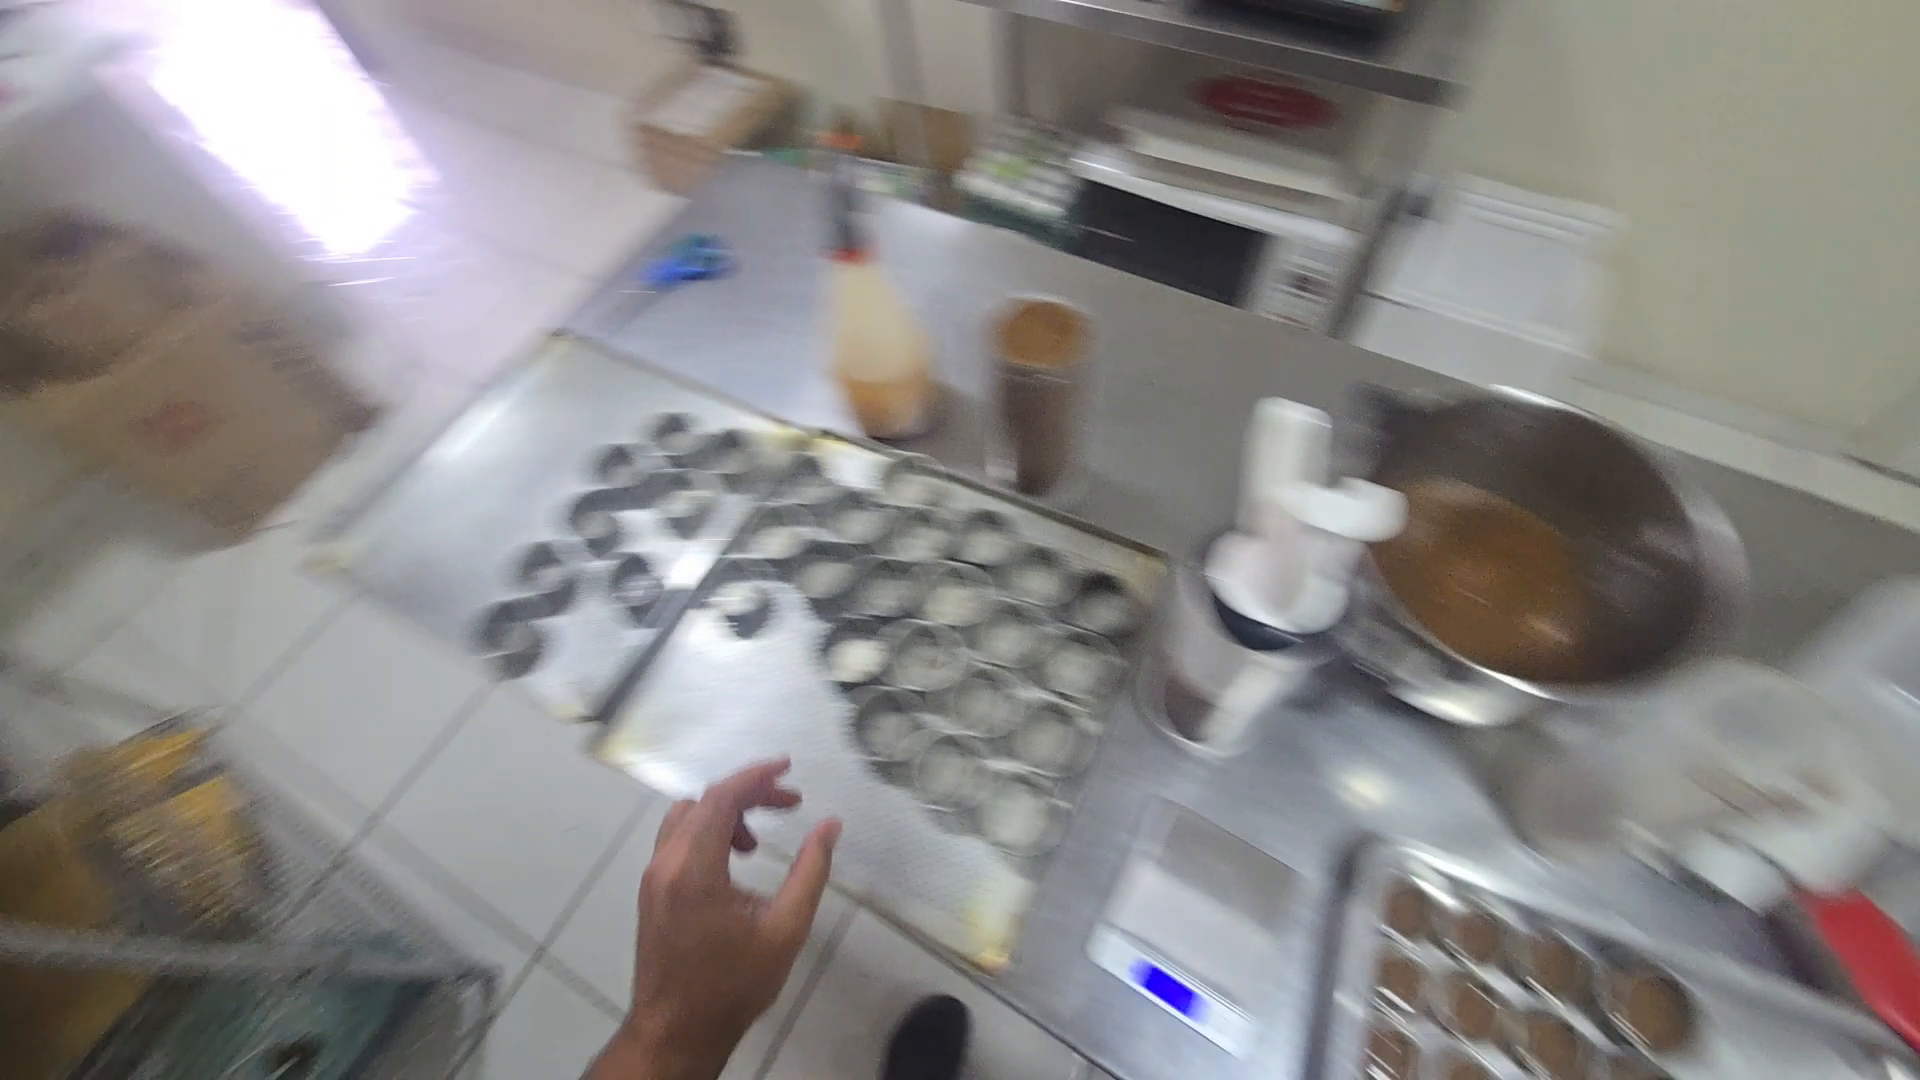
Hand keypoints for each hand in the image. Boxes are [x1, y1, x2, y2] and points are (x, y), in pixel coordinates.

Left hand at [590, 759, 840, 1079]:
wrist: (674, 1035)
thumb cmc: (733, 985)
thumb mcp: (785, 929)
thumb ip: (811, 871)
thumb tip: (830, 825)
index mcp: (694, 870)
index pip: (722, 798)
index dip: (756, 775)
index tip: (788, 765)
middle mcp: (666, 864)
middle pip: (706, 801)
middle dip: (750, 792)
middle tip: (790, 803)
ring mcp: (652, 877)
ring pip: (688, 815)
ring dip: (727, 811)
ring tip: (759, 840)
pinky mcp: (651, 890)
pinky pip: (678, 837)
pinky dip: (708, 830)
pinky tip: (735, 859)